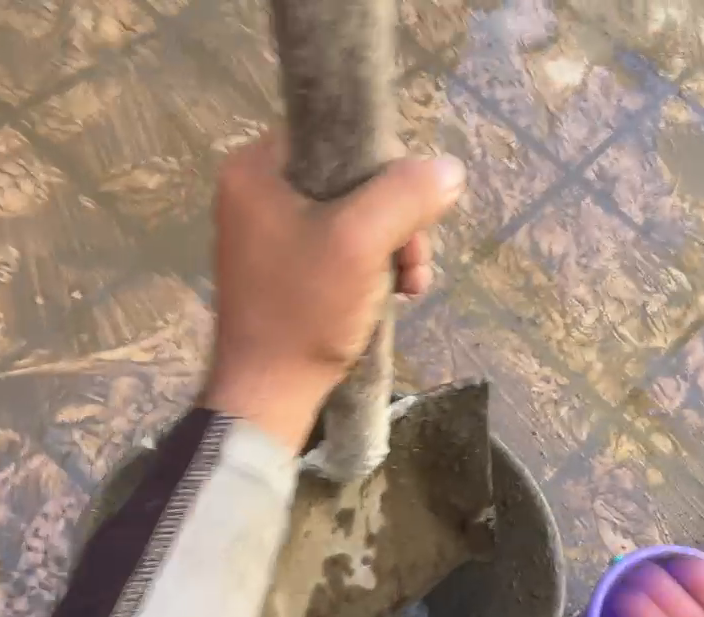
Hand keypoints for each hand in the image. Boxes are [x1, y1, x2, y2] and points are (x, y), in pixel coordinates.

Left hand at [203, 132, 465, 450]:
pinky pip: (337, 252)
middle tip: (412, 265)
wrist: (267, 396)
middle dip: (394, 222)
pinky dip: (369, 271)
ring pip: (351, 219)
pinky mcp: (280, 273)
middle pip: (350, 180)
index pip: (338, 133)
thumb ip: (406, 194)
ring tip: (408, 288)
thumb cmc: (303, 314)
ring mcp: (266, 236)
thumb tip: (449, 170)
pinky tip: (391, 298)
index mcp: (255, 168)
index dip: (386, 167)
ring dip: (390, 250)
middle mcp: (254, 193)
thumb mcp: (361, 244)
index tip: (410, 214)